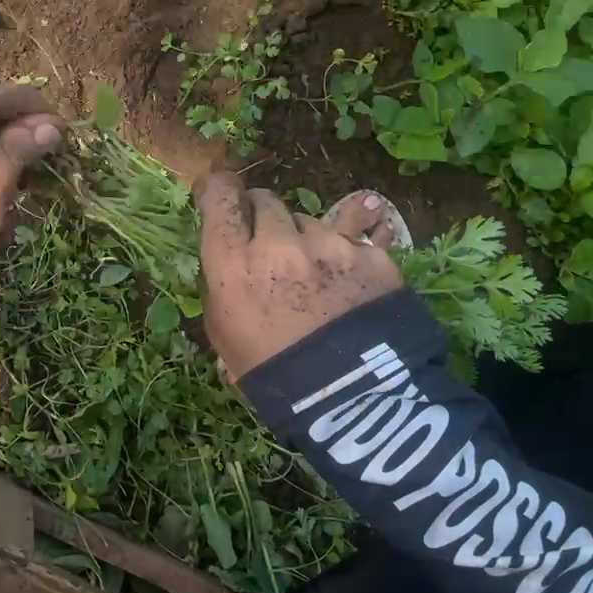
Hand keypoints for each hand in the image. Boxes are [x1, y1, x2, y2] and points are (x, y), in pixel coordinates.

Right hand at [196, 174, 403, 377]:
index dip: (218, 189)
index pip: (220, 195)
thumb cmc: (272, 373)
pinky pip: (353, 240)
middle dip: (262, 217)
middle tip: (268, 245)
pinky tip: (349, 287)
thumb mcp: (223, 331)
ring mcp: (331, 245)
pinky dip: (346, 256)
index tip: (218, 195)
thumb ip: (221, 284)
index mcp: (234, 262)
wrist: (354, 403)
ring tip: (315, 279)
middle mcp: (279, 242)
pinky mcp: (373, 257)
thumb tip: (228, 261)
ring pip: (309, 221)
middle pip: (265, 201)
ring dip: (304, 240)